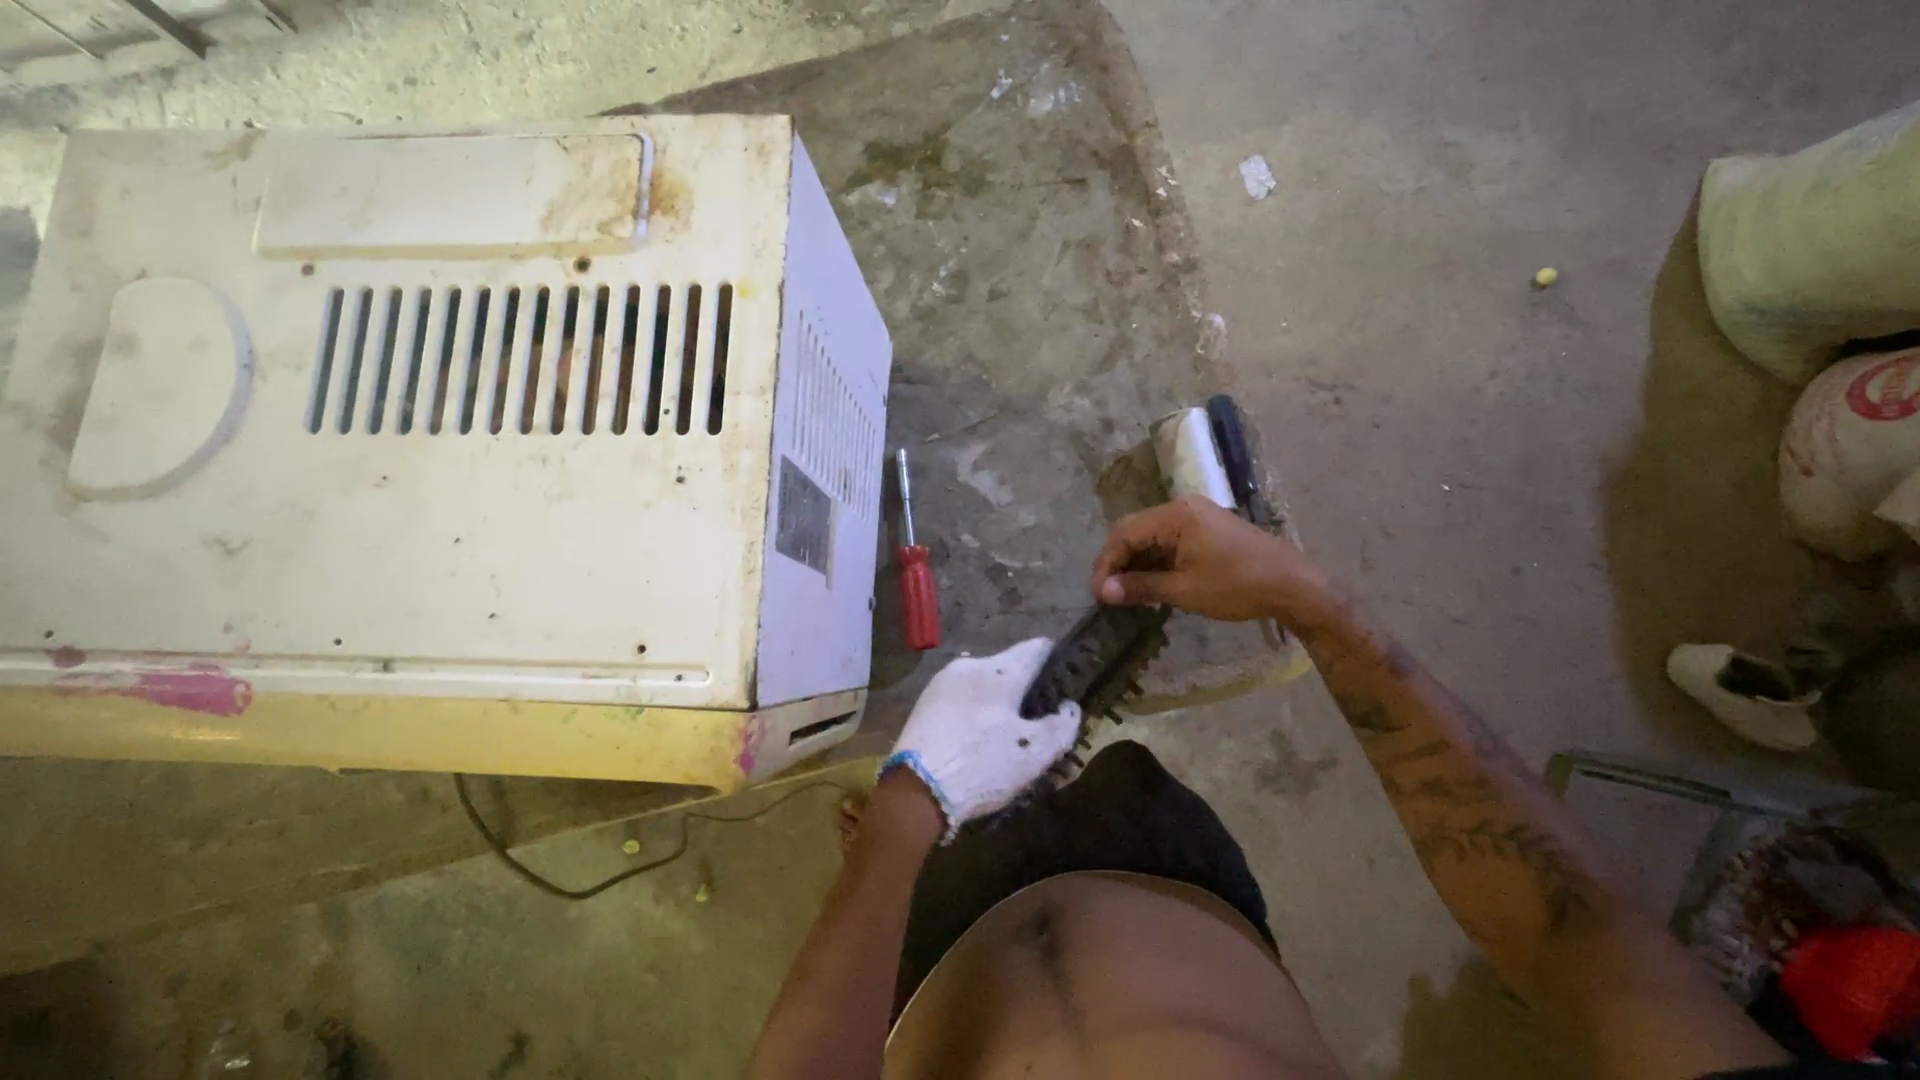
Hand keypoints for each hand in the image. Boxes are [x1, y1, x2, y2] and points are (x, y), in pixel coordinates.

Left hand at [881, 639, 1080, 841]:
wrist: (915, 791)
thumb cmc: (981, 766)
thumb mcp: (1034, 753)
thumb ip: (1061, 725)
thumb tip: (1069, 707)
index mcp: (999, 670)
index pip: (1037, 649)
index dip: (1057, 661)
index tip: (1068, 681)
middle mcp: (969, 666)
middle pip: (1008, 667)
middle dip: (1026, 689)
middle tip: (1040, 718)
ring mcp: (941, 683)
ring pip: (982, 684)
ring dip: (999, 702)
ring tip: (1009, 733)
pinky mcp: (924, 703)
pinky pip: (961, 699)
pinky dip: (976, 711)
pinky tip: (978, 739)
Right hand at [1089, 495, 1332, 622]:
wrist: (1292, 585)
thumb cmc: (1237, 585)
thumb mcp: (1184, 590)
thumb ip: (1140, 587)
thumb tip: (1103, 591)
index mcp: (1176, 515)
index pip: (1125, 533)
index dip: (1106, 563)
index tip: (1098, 594)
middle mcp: (1183, 508)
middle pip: (1135, 532)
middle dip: (1118, 563)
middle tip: (1107, 595)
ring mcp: (1196, 518)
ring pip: (1151, 539)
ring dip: (1136, 565)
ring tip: (1124, 595)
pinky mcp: (1206, 532)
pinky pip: (1169, 544)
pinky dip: (1155, 564)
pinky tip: (1149, 586)